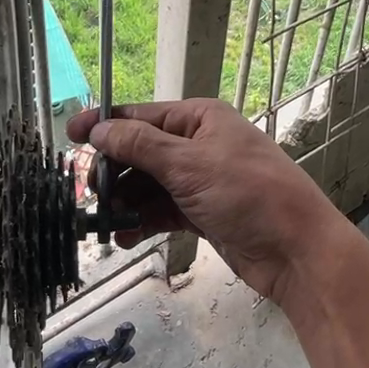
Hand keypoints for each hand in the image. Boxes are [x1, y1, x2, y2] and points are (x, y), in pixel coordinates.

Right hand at [66, 98, 356, 304]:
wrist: (298, 251)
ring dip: (126, 200)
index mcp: (200, 118)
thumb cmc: (247, 193)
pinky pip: (163, 210)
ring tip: (104, 221)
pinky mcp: (204, 212)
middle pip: (142, 150)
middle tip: (90, 192)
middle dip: (115, 170)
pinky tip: (124, 236)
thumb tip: (99, 130)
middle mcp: (199, 143)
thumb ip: (140, 146)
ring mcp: (202, 179)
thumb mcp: (189, 165)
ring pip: (150, 183)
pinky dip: (143, 220)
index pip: (142, 115)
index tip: (70, 135)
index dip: (105, 125)